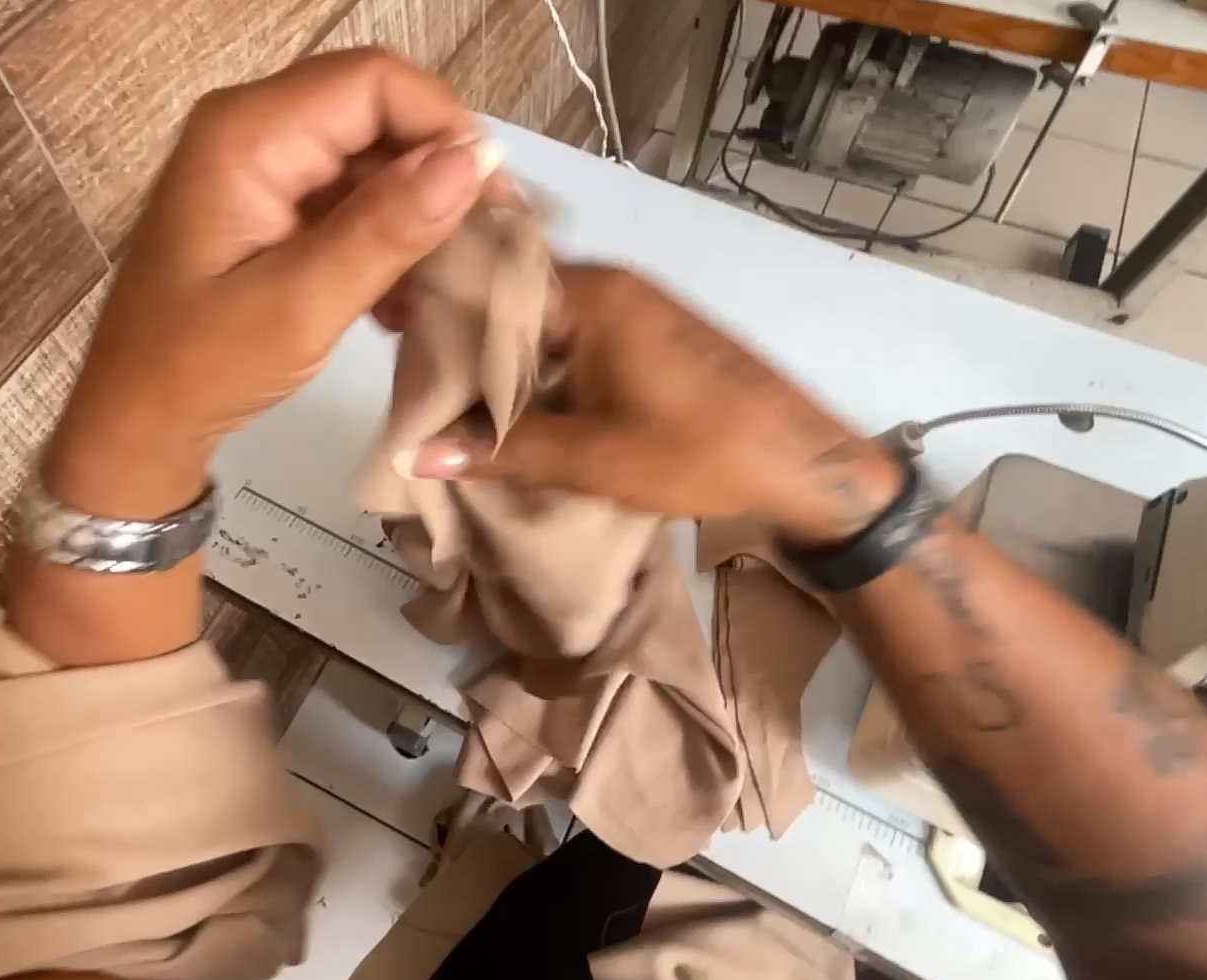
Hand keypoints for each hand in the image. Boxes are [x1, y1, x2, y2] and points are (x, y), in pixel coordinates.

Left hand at [43, 48, 498, 517]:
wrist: (141, 419)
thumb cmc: (204, 367)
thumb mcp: (301, 303)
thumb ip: (385, 229)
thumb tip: (473, 159)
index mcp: (248, 136)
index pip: (372, 84)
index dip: (444, 126)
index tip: (492, 200)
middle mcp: (255, 136)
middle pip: (374, 121)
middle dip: (436, 179)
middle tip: (483, 248)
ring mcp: (262, 179)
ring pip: (368, 170)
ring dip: (414, 223)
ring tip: (445, 287)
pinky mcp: (272, 220)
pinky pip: (347, 211)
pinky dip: (384, 249)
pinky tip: (401, 304)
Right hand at [413, 266, 902, 543]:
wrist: (804, 465)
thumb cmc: (699, 451)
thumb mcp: (591, 457)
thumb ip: (500, 450)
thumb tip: (415, 454)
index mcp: (594, 295)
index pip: (492, 289)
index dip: (442, 325)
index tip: (402, 361)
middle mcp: (612, 285)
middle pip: (516, 308)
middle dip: (470, 352)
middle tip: (421, 393)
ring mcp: (635, 310)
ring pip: (545, 330)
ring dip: (507, 368)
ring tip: (456, 408)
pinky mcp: (649, 338)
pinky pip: (575, 344)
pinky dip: (543, 374)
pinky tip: (518, 411)